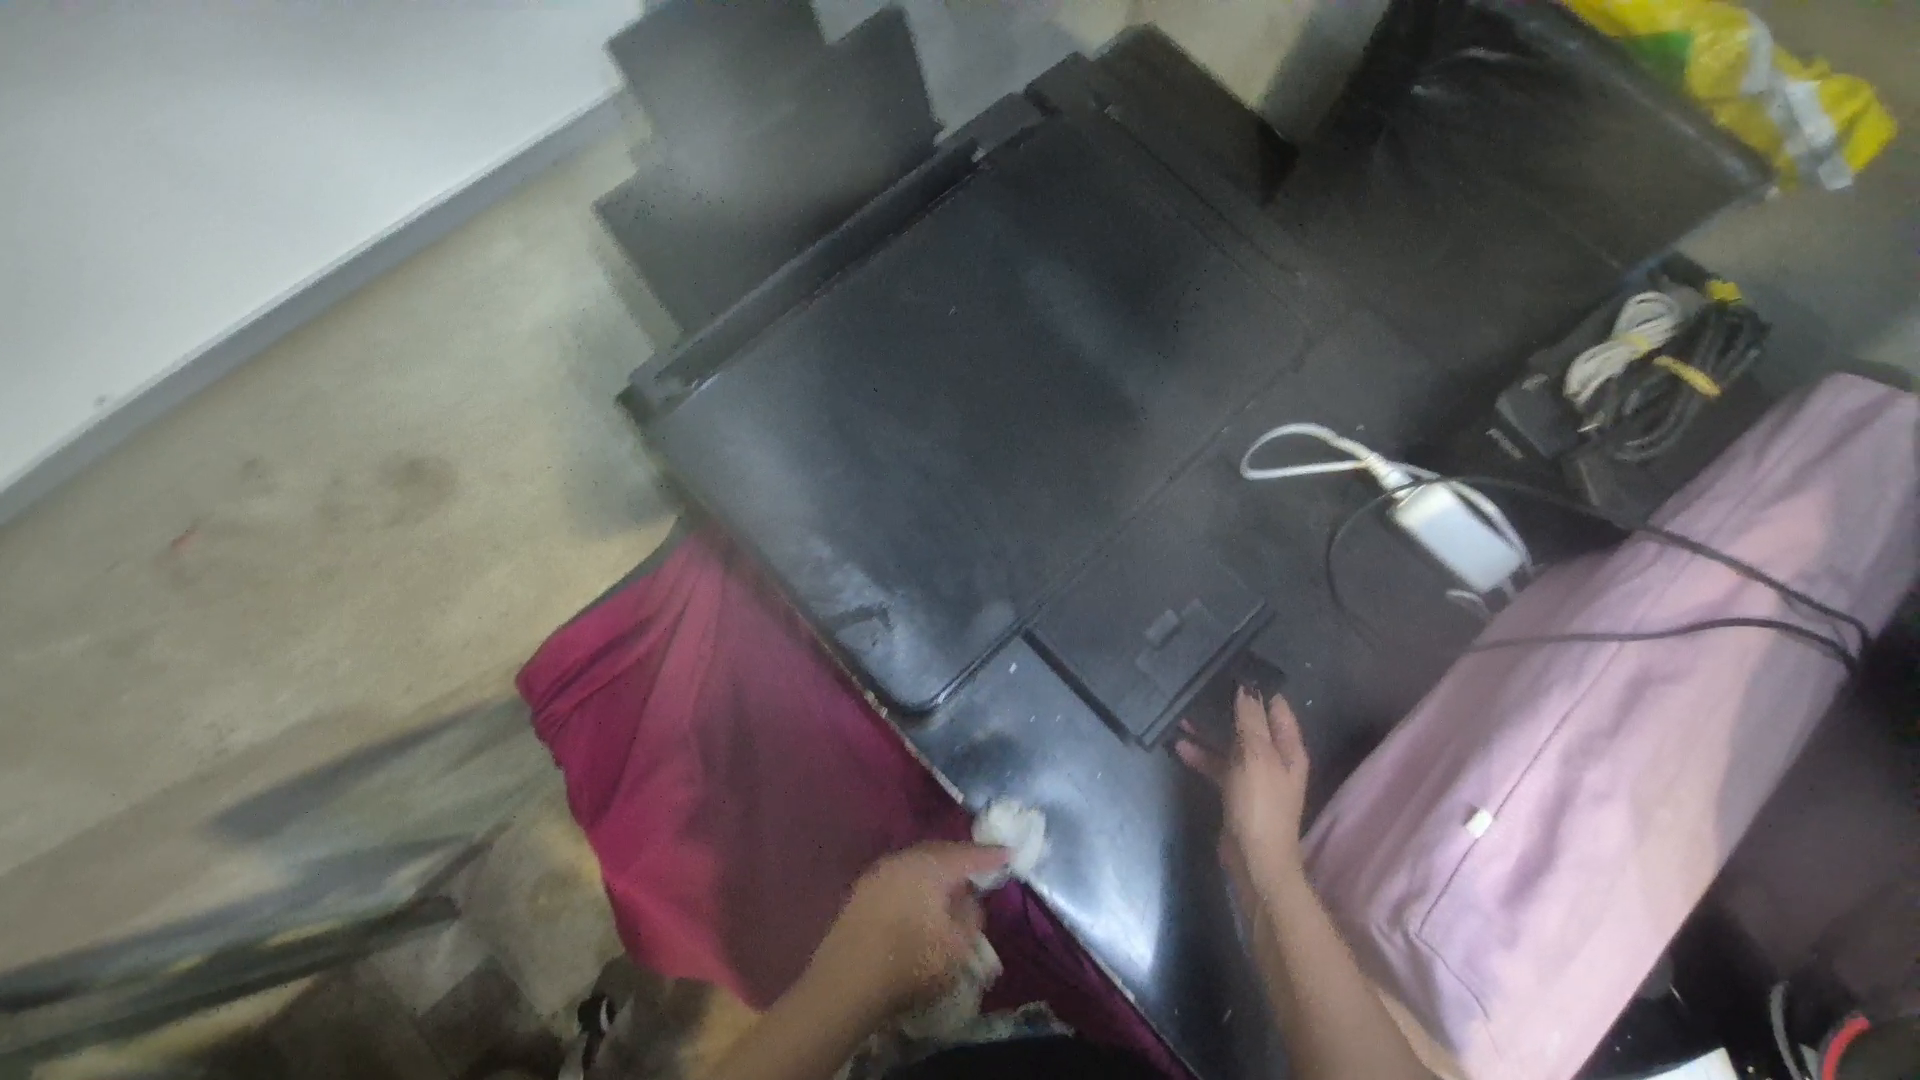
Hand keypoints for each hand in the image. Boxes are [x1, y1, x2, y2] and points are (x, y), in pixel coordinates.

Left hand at [801, 842, 1007, 1022]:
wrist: (845, 982)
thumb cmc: (910, 962)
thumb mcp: (958, 947)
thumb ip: (971, 915)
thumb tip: (968, 899)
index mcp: (930, 866)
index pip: (968, 854)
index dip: (991, 855)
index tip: (1010, 853)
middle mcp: (903, 859)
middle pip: (940, 852)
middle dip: (962, 859)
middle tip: (981, 867)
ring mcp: (879, 872)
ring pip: (917, 862)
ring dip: (937, 871)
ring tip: (952, 885)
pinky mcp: (862, 890)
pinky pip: (900, 876)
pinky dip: (917, 882)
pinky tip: (922, 899)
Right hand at [1175, 687, 1310, 897]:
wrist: (1254, 858)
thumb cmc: (1260, 803)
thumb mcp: (1255, 755)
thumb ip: (1250, 720)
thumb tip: (1247, 688)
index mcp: (1288, 749)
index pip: (1277, 708)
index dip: (1258, 688)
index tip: (1232, 668)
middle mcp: (1275, 760)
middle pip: (1252, 725)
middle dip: (1229, 707)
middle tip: (1201, 686)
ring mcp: (1255, 777)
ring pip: (1231, 745)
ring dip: (1210, 731)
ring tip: (1182, 714)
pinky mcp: (1236, 793)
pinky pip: (1218, 766)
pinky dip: (1202, 756)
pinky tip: (1179, 747)